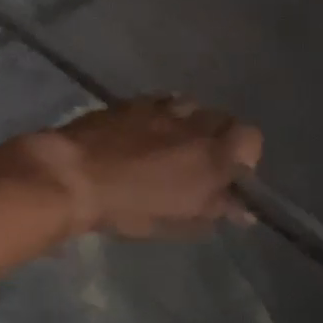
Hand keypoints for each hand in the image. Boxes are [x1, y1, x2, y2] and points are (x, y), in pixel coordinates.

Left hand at [32, 95, 263, 238]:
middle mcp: (190, 124)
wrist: (72, 174)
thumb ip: (215, 209)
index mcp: (211, 155)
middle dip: (218, 136)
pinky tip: (145, 131)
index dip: (244, 154)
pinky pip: (157, 101)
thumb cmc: (128, 207)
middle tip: (201, 161)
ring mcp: (157, 107)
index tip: (229, 174)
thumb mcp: (179, 222)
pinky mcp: (128, 100)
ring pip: (189, 105)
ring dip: (189, 122)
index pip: (250, 137)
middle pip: (221, 118)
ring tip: (172, 143)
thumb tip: (240, 208)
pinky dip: (161, 113)